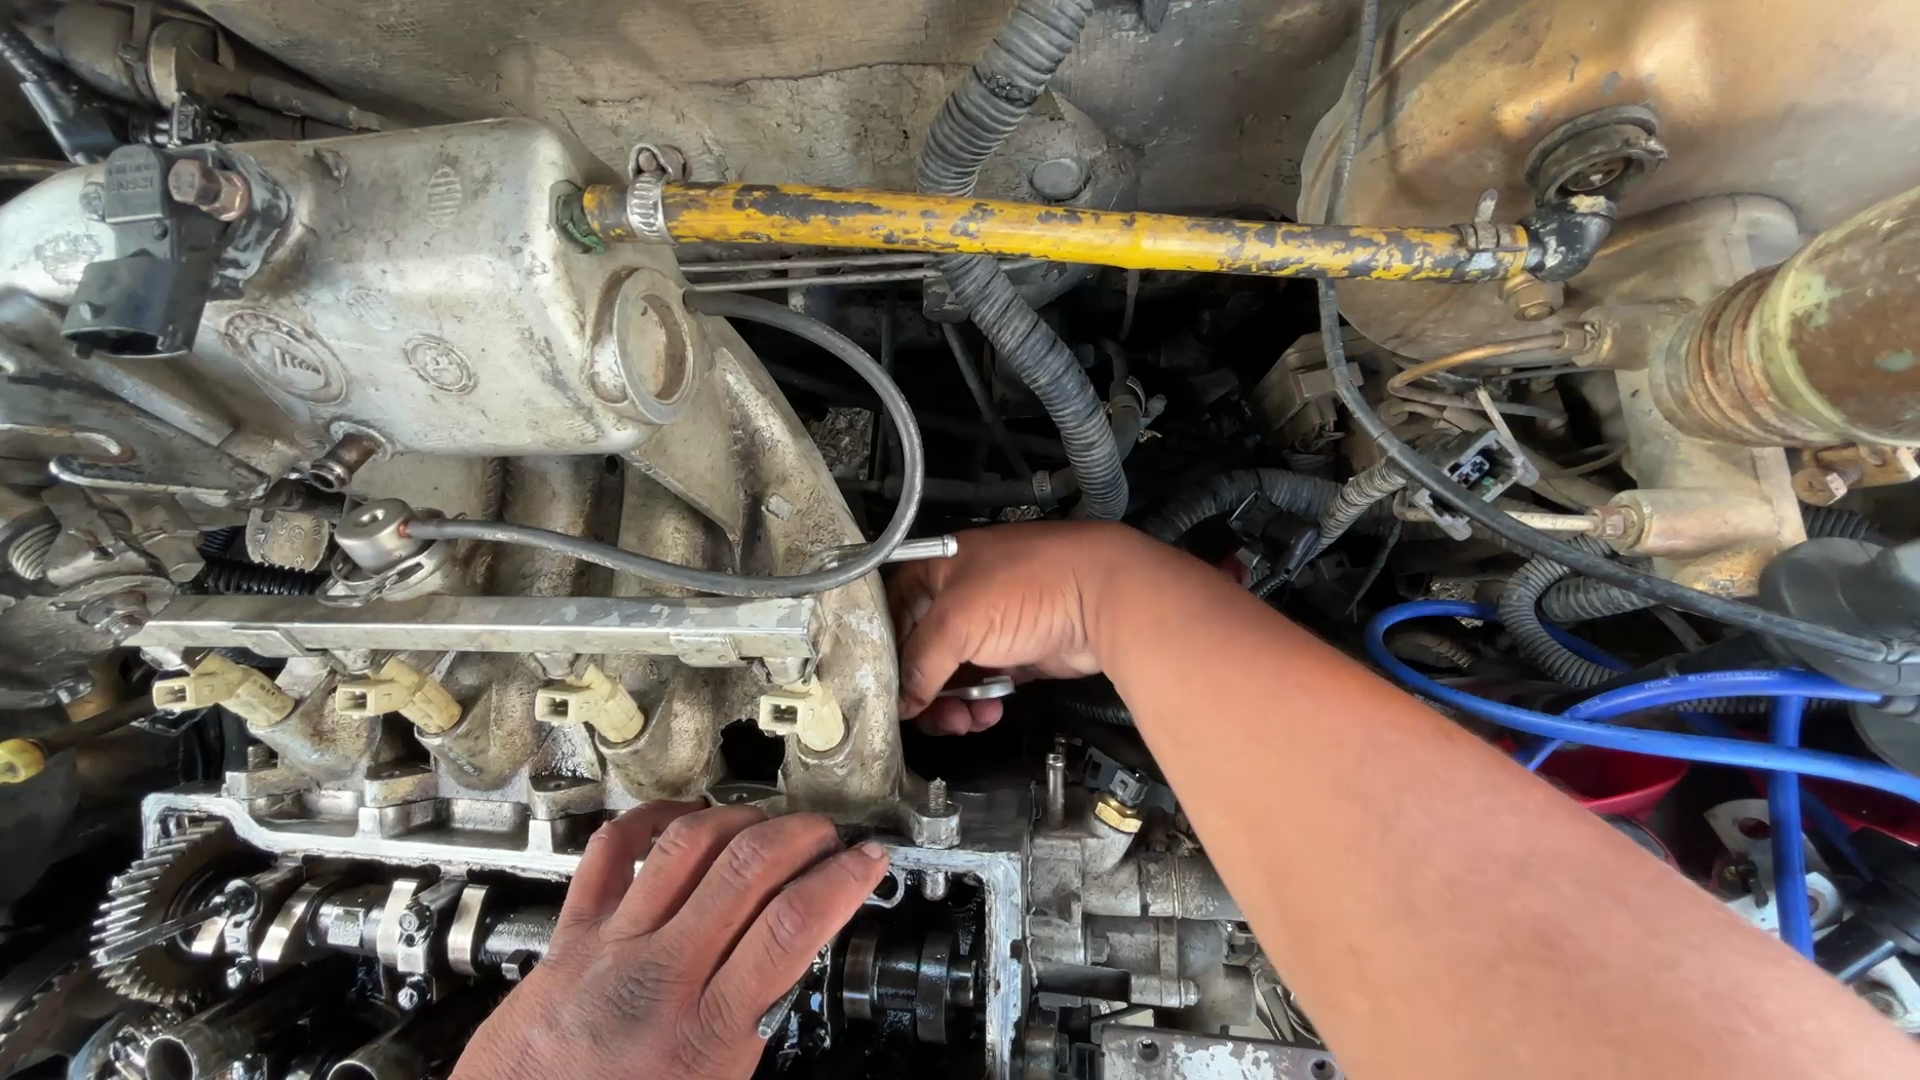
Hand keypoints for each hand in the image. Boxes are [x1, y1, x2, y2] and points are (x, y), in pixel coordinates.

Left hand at [451, 803, 889, 1079]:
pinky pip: (610, 851)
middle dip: (803, 834)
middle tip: (826, 833)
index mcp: (706, 1034)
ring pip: (688, 847)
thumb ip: (758, 1023)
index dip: (842, 880)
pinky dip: (652, 818)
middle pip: (747, 869)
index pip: (791, 926)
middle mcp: (661, 977)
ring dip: (742, 820)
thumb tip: (797, 956)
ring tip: (768, 823)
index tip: (868, 859)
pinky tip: (685, 814)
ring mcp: (612, 946)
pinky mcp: (570, 934)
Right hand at [889, 522, 1157, 733]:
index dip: (883, 647)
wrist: (1103, 597)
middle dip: (919, 686)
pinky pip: (982, 682)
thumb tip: (902, 700)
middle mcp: (959, 593)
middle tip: (924, 715)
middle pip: (920, 647)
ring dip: (950, 701)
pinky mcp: (1014, 651)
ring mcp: (989, 622)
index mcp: (937, 567)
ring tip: (962, 720)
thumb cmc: (1031, 585)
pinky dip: (980, 701)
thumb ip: (920, 663)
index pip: (890, 609)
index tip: (881, 684)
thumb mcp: (957, 622)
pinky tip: (988, 712)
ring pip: (951, 671)